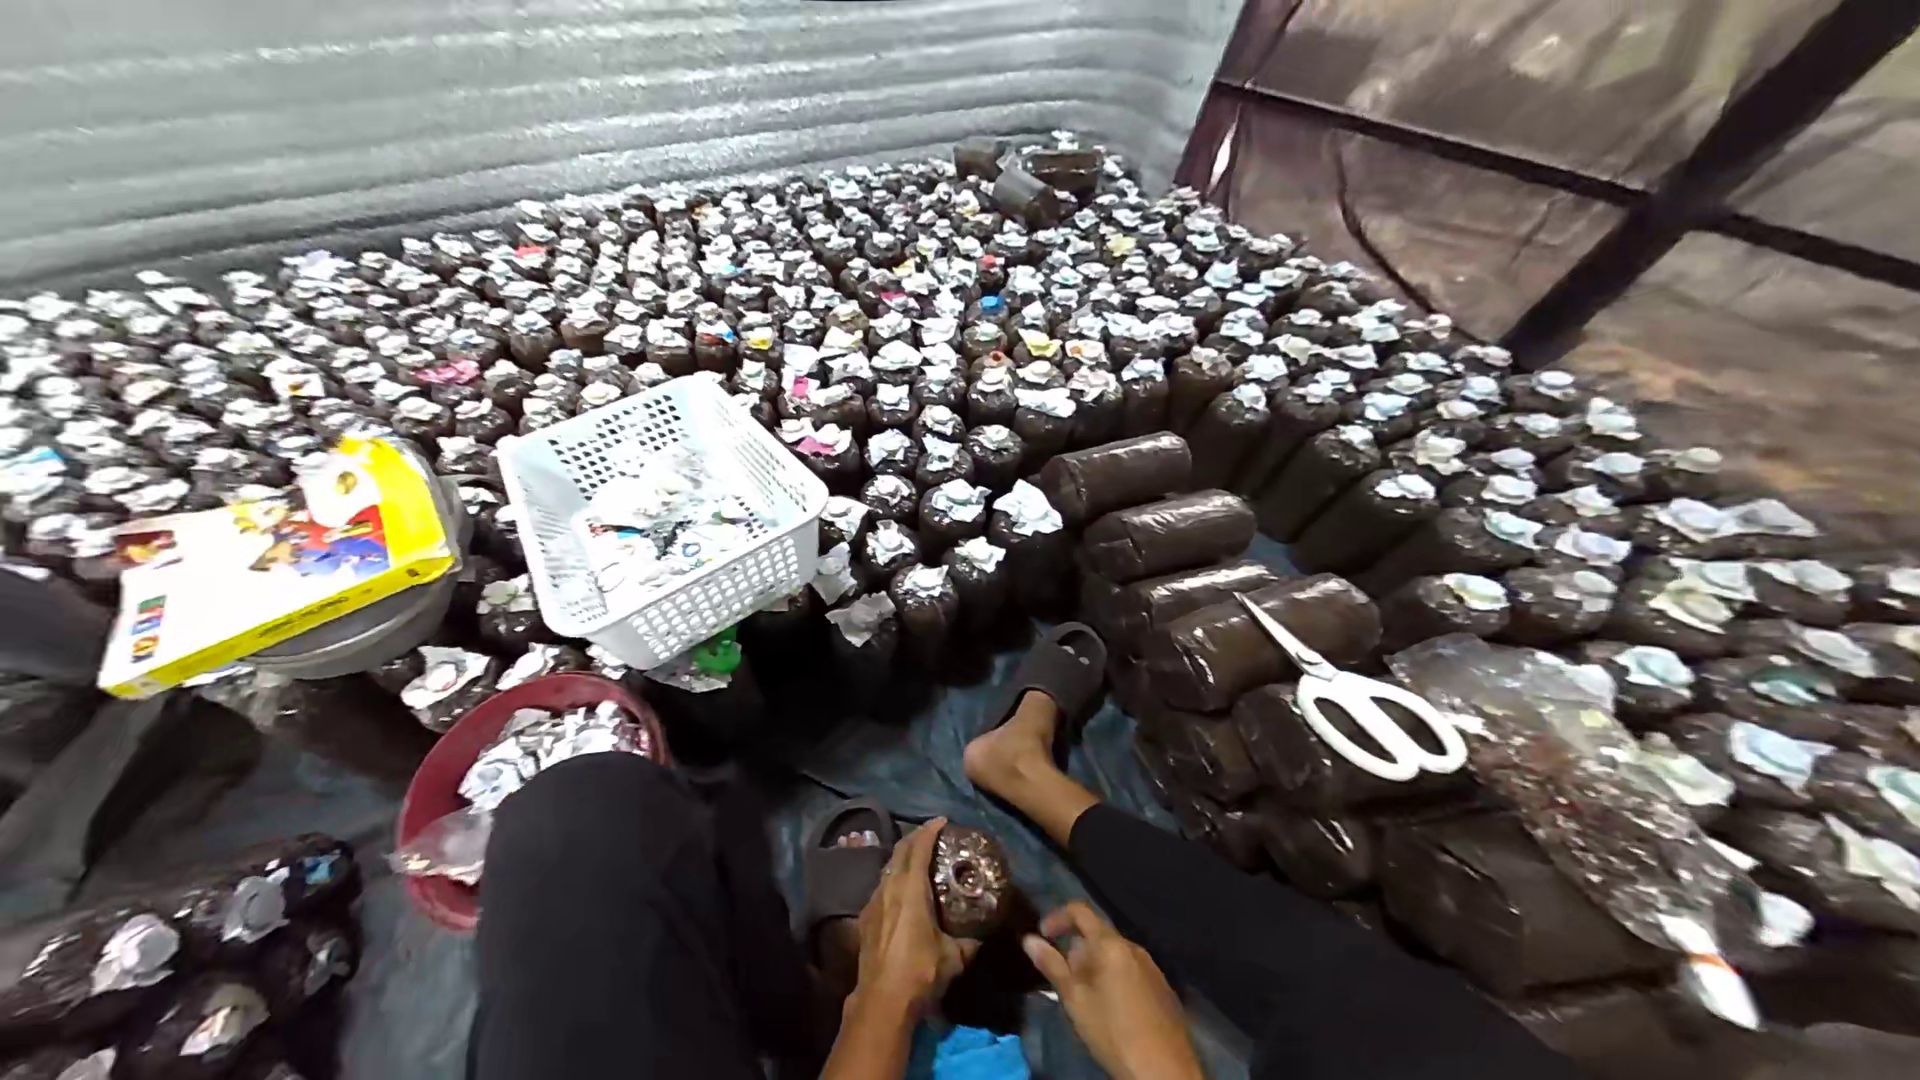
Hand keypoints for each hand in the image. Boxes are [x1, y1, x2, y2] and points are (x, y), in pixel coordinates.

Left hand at [852, 817, 979, 1018]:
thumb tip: (981, 938)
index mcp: (910, 888)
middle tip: (932, 835)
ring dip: (902, 859)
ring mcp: (873, 902)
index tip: (942, 820)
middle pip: (900, 851)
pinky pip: (881, 887)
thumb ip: (968, 943)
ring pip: (888, 868)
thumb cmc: (920, 972)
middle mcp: (889, 887)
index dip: (930, 830)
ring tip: (918, 861)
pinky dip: (894, 879)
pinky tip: (902, 892)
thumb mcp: (953, 957)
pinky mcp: (865, 919)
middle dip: (915, 838)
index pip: (919, 847)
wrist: (881, 1002)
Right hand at [1024, 902, 1203, 1079]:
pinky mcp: (1163, 988)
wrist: (1165, 1073)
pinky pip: (1131, 970)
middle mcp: (1133, 947)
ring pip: (1114, 955)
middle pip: (1097, 935)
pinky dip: (1115, 979)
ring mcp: (1152, 967)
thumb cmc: (1113, 1033)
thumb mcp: (1075, 1000)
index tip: (1043, 936)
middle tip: (1066, 982)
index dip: (1057, 917)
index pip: (1080, 911)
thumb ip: (1052, 965)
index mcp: (1111, 944)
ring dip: (1095, 966)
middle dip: (1077, 951)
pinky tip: (1113, 1010)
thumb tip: (1029, 939)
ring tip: (1087, 999)